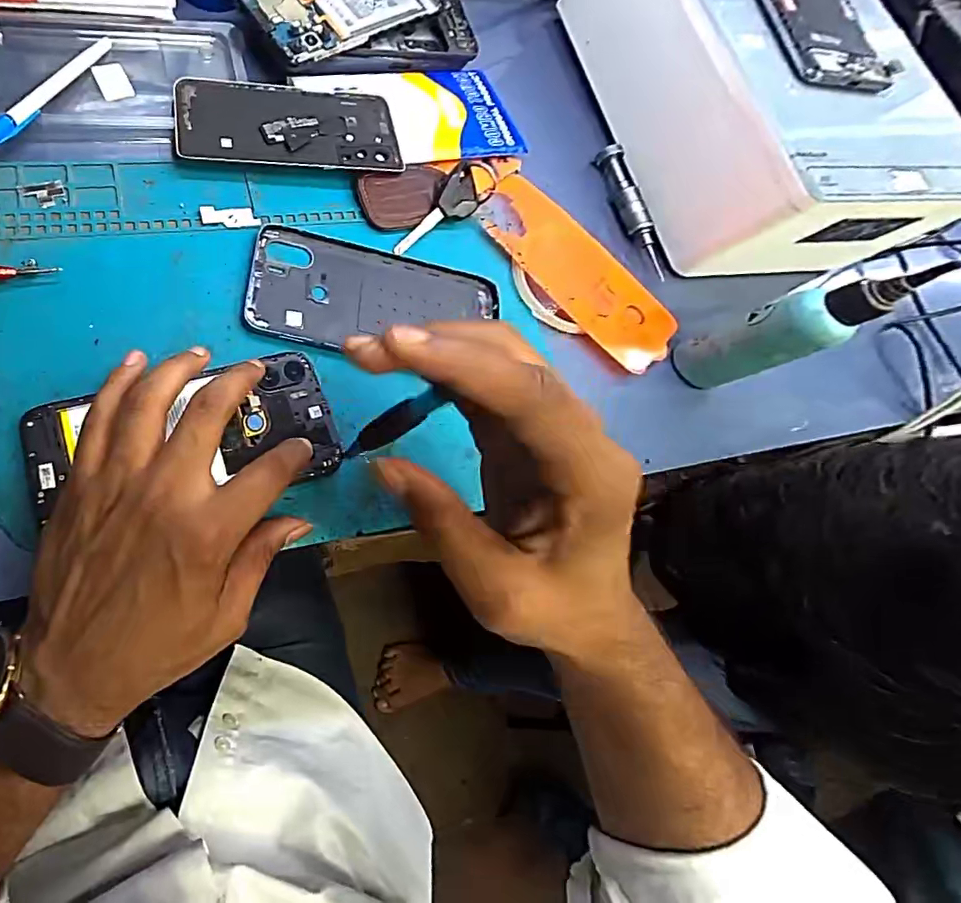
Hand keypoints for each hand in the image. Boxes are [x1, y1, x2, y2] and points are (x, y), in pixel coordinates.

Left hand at [17, 348, 314, 736]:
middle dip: (237, 383)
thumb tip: (295, 520)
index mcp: (208, 531)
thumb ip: (259, 559)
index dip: (292, 456)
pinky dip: (117, 385)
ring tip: (197, 354)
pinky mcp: (83, 480)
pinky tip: (133, 364)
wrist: (71, 665)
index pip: (267, 474)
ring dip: (176, 368)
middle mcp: (165, 492)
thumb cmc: (154, 646)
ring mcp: (118, 480)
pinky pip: (100, 418)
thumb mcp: (224, 617)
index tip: (301, 448)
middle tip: (251, 371)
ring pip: (149, 401)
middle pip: (206, 413)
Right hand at [345, 322, 644, 656]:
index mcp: (590, 471)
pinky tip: (402, 364)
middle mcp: (580, 431)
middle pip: (516, 359)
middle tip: (369, 348)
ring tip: (374, 350)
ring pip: (500, 357)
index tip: (397, 345)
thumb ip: (443, 525)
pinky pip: (485, 379)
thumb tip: (382, 465)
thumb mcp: (496, 590)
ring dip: (437, 345)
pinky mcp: (526, 423)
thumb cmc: (554, 610)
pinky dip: (441, 365)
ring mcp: (554, 421)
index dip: (464, 364)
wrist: (591, 617)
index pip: (530, 395)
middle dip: (441, 343)